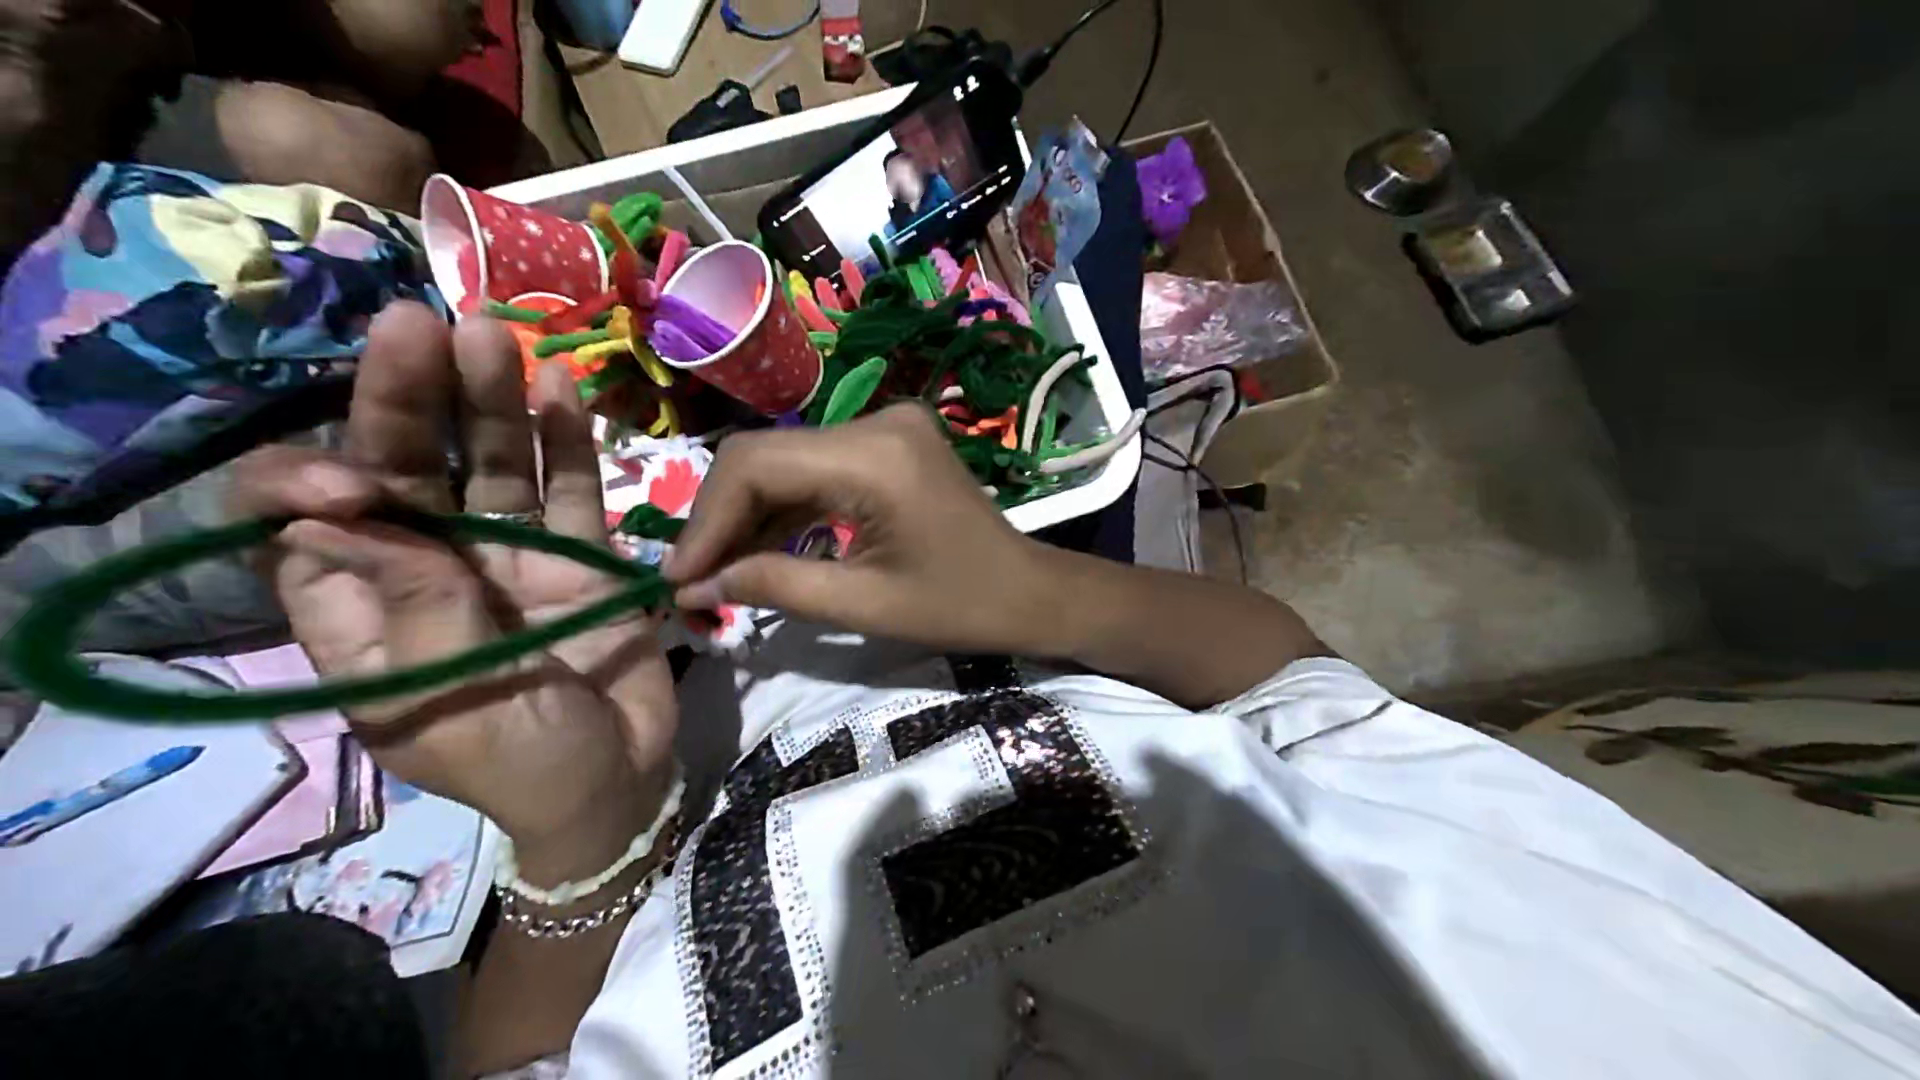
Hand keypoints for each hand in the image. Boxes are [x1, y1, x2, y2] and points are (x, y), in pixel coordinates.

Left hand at [232, 303, 675, 883]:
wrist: (620, 777)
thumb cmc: (522, 763)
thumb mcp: (451, 702)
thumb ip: (414, 607)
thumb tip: (330, 514)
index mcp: (367, 616)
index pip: (312, 526)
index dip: (318, 486)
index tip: (354, 484)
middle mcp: (433, 570)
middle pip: (410, 473)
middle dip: (410, 403)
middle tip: (421, 329)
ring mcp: (514, 556)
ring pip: (494, 468)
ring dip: (492, 403)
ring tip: (493, 336)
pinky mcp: (582, 556)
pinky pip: (569, 490)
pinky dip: (567, 442)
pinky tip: (560, 388)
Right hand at [665, 403, 1062, 655]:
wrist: (1029, 590)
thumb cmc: (960, 606)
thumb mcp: (862, 605)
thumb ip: (773, 585)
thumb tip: (693, 586)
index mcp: (876, 456)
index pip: (756, 465)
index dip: (705, 520)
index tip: (678, 578)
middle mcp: (877, 421)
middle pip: (764, 456)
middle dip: (721, 518)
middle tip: (693, 580)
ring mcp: (885, 426)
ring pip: (786, 461)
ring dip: (749, 515)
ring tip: (717, 573)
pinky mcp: (887, 442)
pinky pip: (816, 468)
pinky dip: (784, 509)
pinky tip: (759, 548)